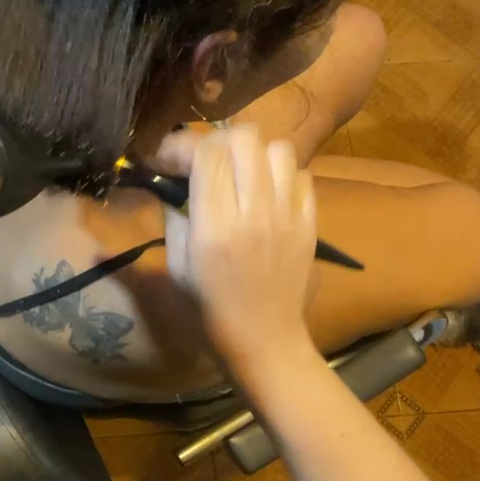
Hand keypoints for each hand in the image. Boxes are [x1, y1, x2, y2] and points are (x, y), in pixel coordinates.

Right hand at [157, 125, 321, 378]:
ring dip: (252, 154)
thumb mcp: (177, 268)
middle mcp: (254, 214)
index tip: (170, 159)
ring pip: (277, 148)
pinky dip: (279, 175)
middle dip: (217, 142)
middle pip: (244, 138)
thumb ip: (174, 219)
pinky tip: (264, 195)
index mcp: (214, 228)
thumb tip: (172, 182)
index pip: (207, 153)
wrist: (263, 342)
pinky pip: (300, 174)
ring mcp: (287, 216)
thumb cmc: (208, 312)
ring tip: (238, 175)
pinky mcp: (310, 223)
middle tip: (204, 163)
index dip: (184, 145)